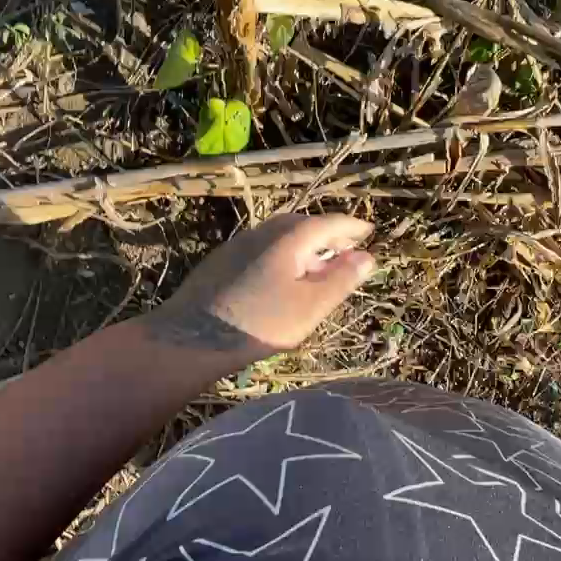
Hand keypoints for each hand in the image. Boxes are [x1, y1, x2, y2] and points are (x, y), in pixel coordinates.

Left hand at [141, 213, 375, 361]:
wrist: (192, 337)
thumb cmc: (260, 324)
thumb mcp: (311, 306)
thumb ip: (341, 279)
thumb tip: (367, 257)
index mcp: (288, 238)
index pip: (328, 223)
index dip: (351, 226)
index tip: (368, 231)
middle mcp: (263, 232)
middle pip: (302, 224)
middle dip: (328, 234)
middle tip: (346, 247)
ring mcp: (238, 245)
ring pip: (280, 235)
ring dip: (304, 245)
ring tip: (318, 264)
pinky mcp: (222, 262)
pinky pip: (263, 247)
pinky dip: (283, 254)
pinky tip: (283, 276)